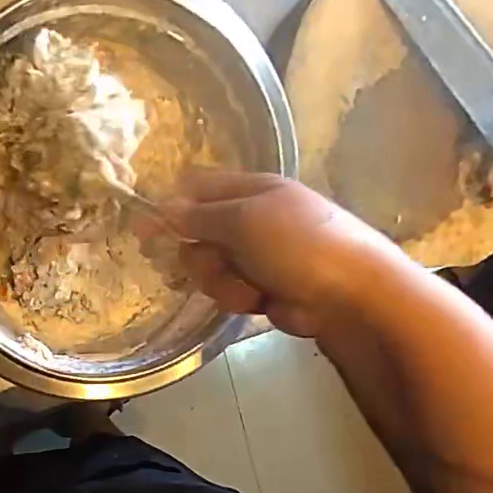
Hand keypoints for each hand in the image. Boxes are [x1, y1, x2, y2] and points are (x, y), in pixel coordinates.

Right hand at [164, 171, 410, 338]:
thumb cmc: (298, 244)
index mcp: (250, 190)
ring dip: (223, 283)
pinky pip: (230, 292)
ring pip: (211, 270)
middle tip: (220, 263)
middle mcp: (250, 220)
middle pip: (197, 235)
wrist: (348, 294)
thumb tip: (163, 206)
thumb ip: (200, 215)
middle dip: (202, 256)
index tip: (144, 232)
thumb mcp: (245, 220)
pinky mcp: (262, 290)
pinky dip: (240, 299)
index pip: (197, 188)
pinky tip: (260, 303)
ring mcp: (257, 257)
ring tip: (252, 290)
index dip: (169, 207)